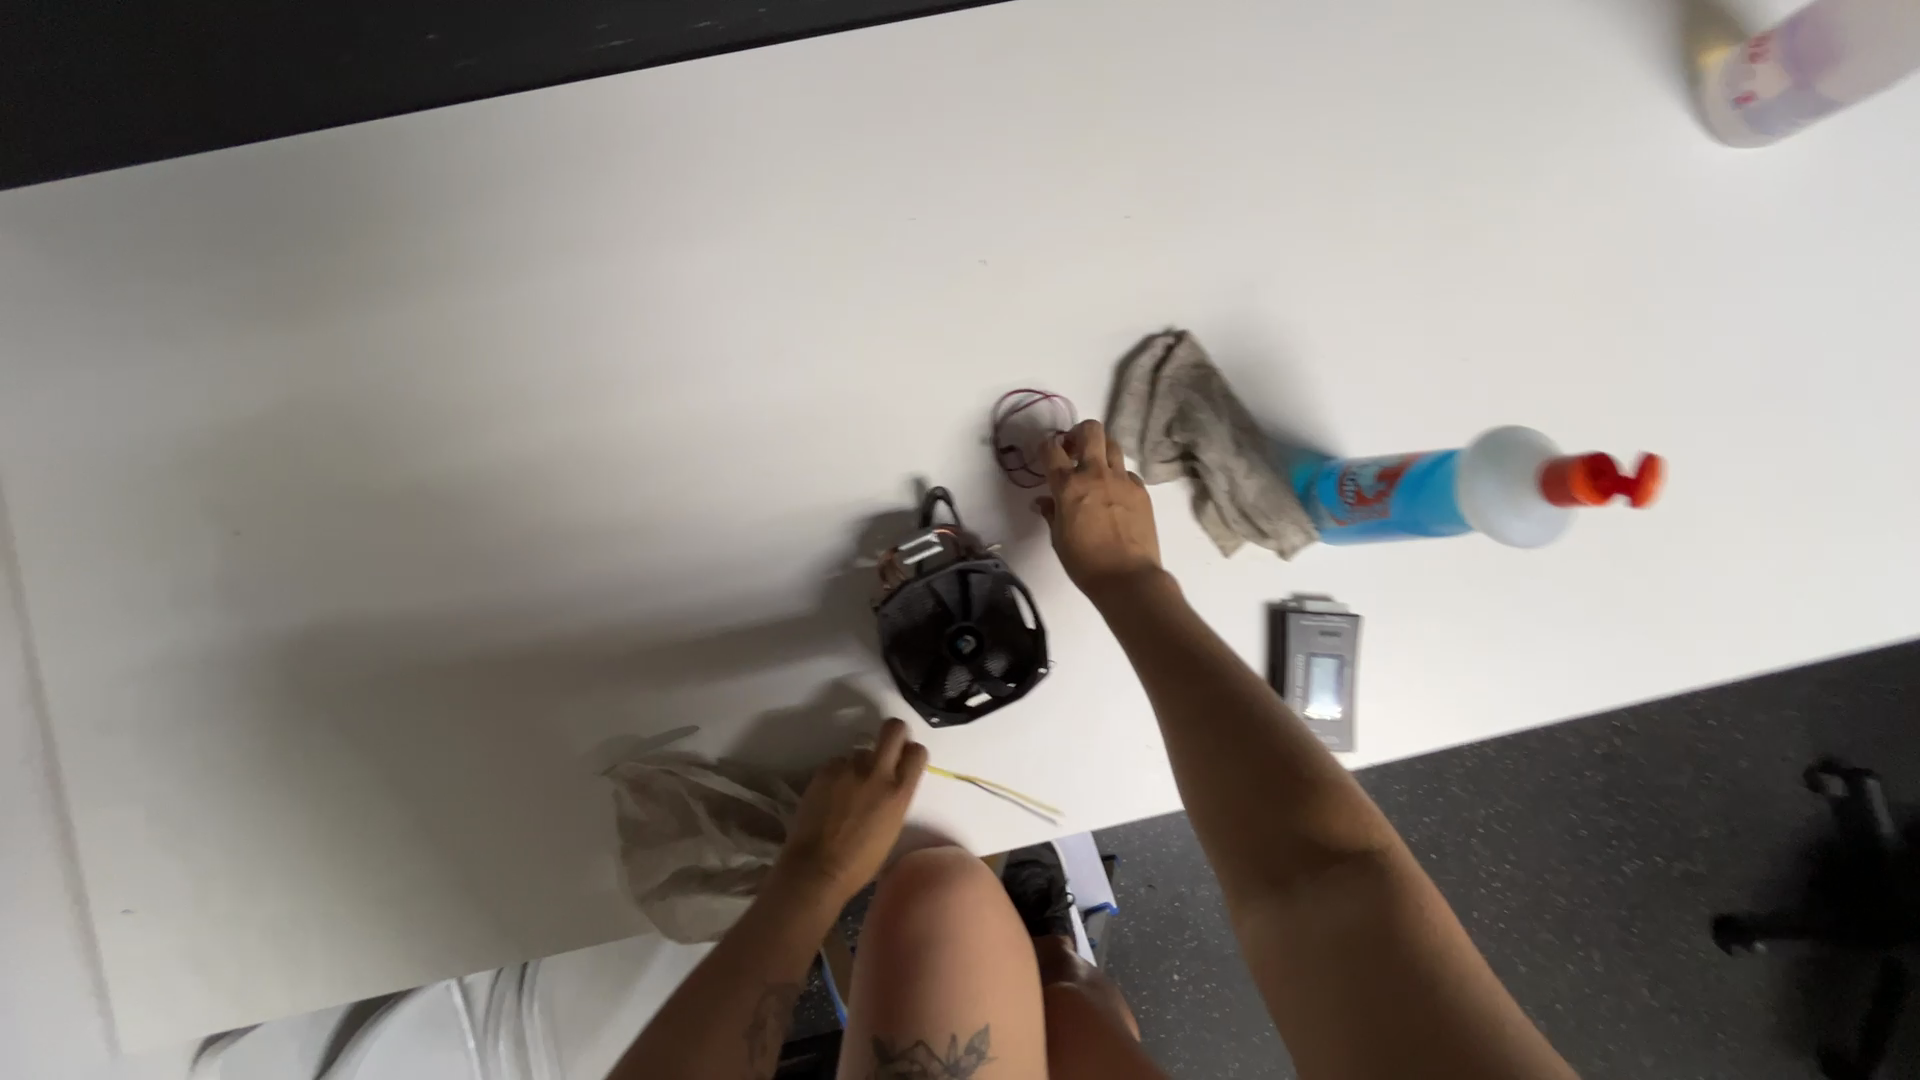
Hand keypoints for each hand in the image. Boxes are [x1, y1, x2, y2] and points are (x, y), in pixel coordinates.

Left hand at [774, 717, 927, 905]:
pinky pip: (838, 762)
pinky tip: (829, 795)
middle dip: (894, 732)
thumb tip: (890, 785)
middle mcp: (877, 773)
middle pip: (894, 729)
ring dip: (859, 763)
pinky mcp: (825, 770)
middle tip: (886, 746)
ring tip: (847, 788)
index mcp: (899, 792)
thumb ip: (894, 799)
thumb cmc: (860, 863)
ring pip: (860, 750)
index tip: (905, 759)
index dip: (912, 752)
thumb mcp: (891, 829)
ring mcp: (849, 769)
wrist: (816, 870)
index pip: (918, 752)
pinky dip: (837, 774)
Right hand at [1036, 419, 1162, 599]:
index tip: (1047, 453)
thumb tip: (1043, 502)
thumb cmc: (1084, 563)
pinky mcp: (1142, 491)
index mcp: (1068, 486)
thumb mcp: (1058, 539)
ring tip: (1096, 467)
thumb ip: (1051, 513)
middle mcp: (1095, 474)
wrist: (1127, 577)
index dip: (1046, 446)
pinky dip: (1119, 477)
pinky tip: (1115, 495)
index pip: (1051, 450)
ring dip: (1101, 450)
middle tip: (1073, 449)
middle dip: (1079, 432)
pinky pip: (1128, 473)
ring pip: (1113, 445)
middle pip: (1090, 430)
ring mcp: (1122, 481)